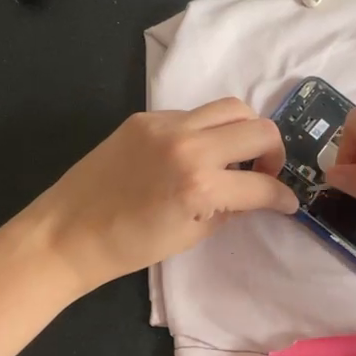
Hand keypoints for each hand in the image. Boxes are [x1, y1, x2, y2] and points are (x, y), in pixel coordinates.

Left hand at [26, 98, 298, 291]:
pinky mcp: (144, 117)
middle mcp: (189, 145)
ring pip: (229, 108)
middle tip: (264, 173)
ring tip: (233, 156)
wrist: (68, 232)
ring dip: (243, 131)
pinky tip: (191, 154)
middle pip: (258, 128)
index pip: (262, 185)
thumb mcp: (190, 235)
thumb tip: (251, 196)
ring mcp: (165, 125)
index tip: (287, 202)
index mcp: (201, 185)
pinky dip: (204, 130)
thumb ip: (227, 209)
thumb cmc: (129, 247)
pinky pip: (191, 113)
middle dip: (274, 153)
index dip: (282, 197)